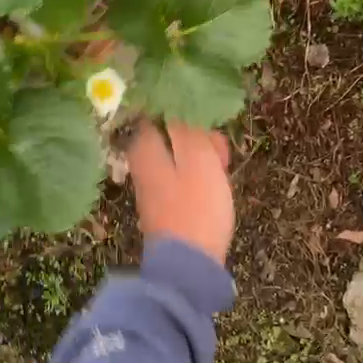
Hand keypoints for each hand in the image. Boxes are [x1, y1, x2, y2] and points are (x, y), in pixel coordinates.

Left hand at [127, 120, 234, 265]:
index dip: (190, 113)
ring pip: (180, 157)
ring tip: (222, 175)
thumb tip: (177, 98)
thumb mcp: (198, 157)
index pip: (161, 110)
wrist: (188, 264)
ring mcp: (151, 185)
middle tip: (221, 156)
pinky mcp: (163, 204)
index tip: (211, 128)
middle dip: (200, 139)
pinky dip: (199, 180)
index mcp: (144, 145)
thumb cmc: (197, 207)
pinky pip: (182, 179)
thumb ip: (187, 125)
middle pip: (171, 134)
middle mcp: (140, 162)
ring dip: (203, 160)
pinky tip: (213, 193)